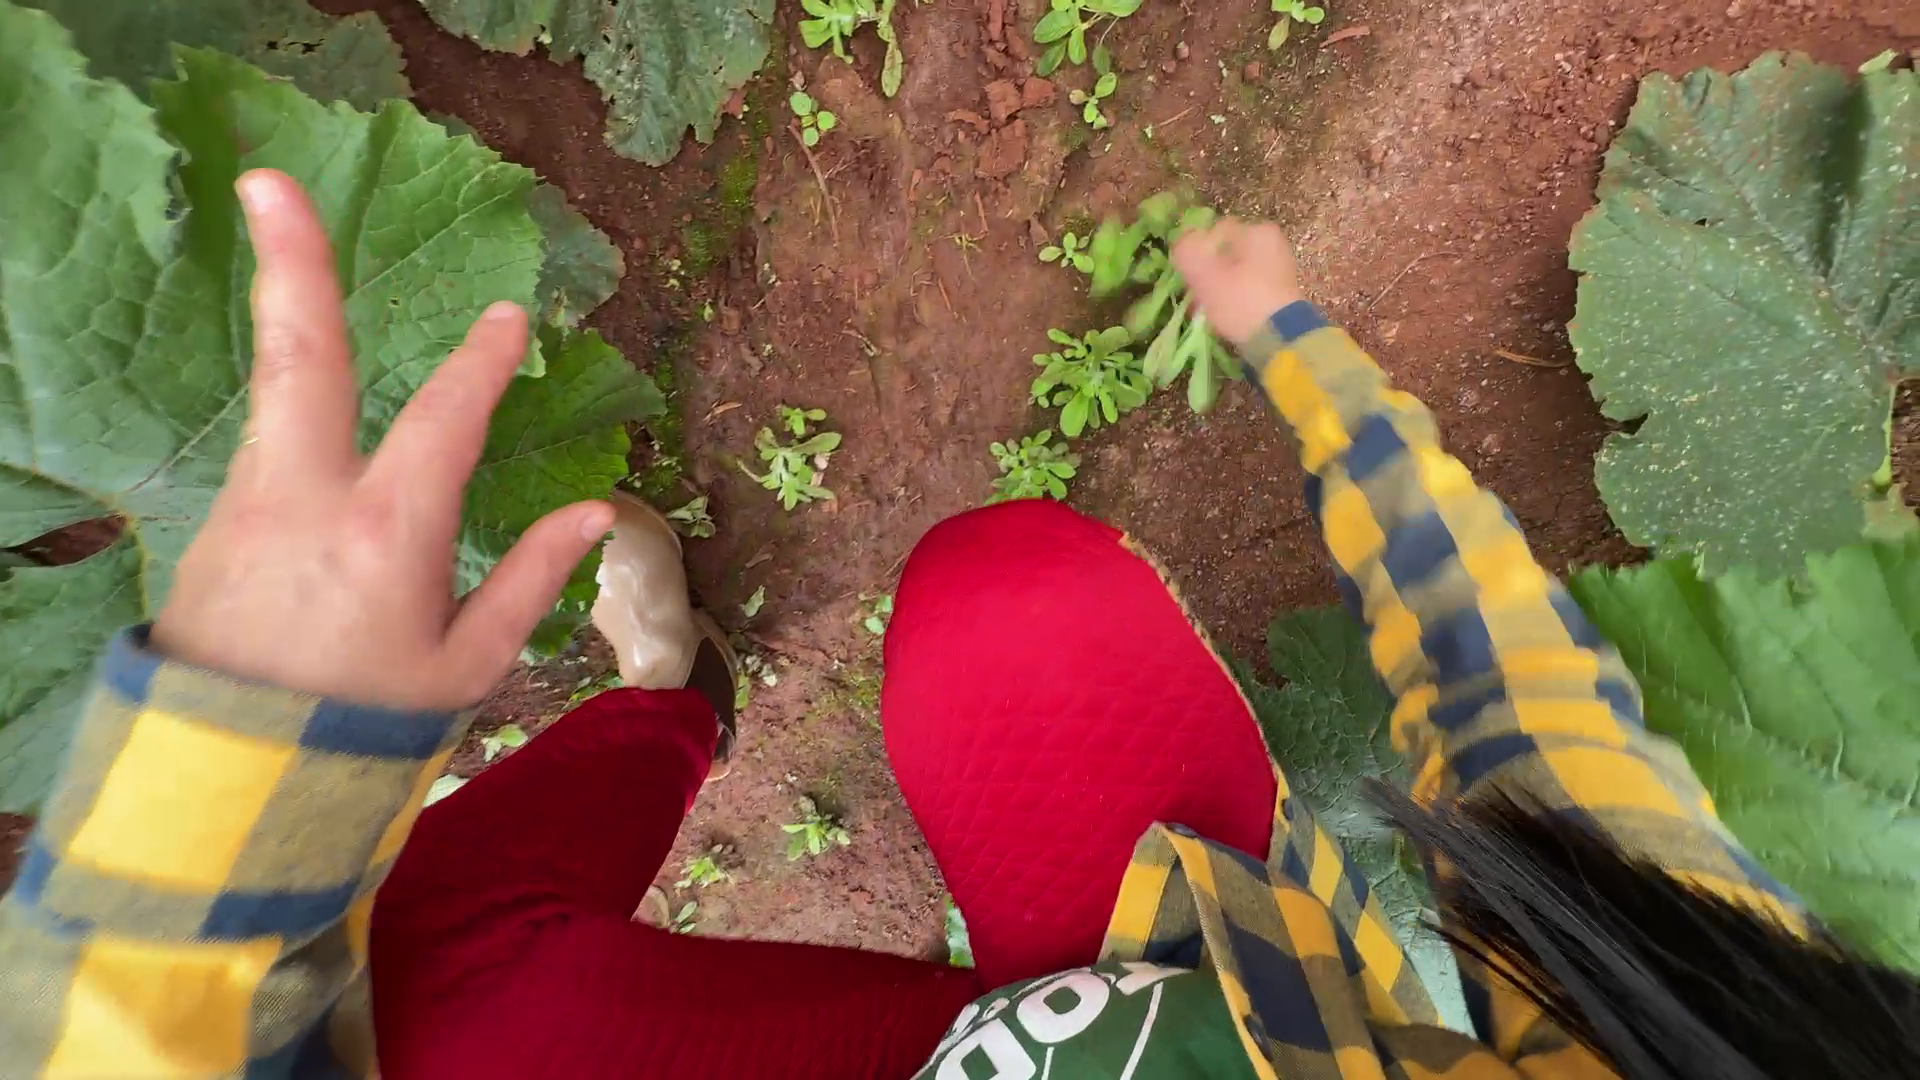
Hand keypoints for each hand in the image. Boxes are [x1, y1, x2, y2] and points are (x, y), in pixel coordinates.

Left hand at [151, 170, 613, 709]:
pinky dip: (309, 423)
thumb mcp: (475, 656)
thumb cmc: (377, 718)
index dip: (483, 363)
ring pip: (279, 399)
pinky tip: (331, 431)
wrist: (231, 780)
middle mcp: (306, 501)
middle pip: (299, 364)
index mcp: (389, 532)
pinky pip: (279, 457)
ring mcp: (246, 508)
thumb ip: (535, 574)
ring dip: (292, 323)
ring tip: (288, 242)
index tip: (510, 316)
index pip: (445, 421)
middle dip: (292, 268)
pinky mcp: (218, 527)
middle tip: (268, 180)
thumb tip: (599, 513)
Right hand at [1172, 220, 1306, 347]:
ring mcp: (1279, 268)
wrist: (1278, 337)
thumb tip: (1181, 242)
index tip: (1188, 277)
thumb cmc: (1240, 302)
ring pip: (1235, 273)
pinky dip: (1233, 300)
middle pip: (1225, 254)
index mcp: (1256, 232)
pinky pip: (1247, 289)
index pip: (1215, 232)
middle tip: (1195, 298)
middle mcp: (1272, 243)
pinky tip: (1224, 317)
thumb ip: (1188, 253)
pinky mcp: (1280, 292)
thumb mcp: (1206, 276)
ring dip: (1217, 290)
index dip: (1196, 253)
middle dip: (1206, 275)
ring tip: (1206, 312)